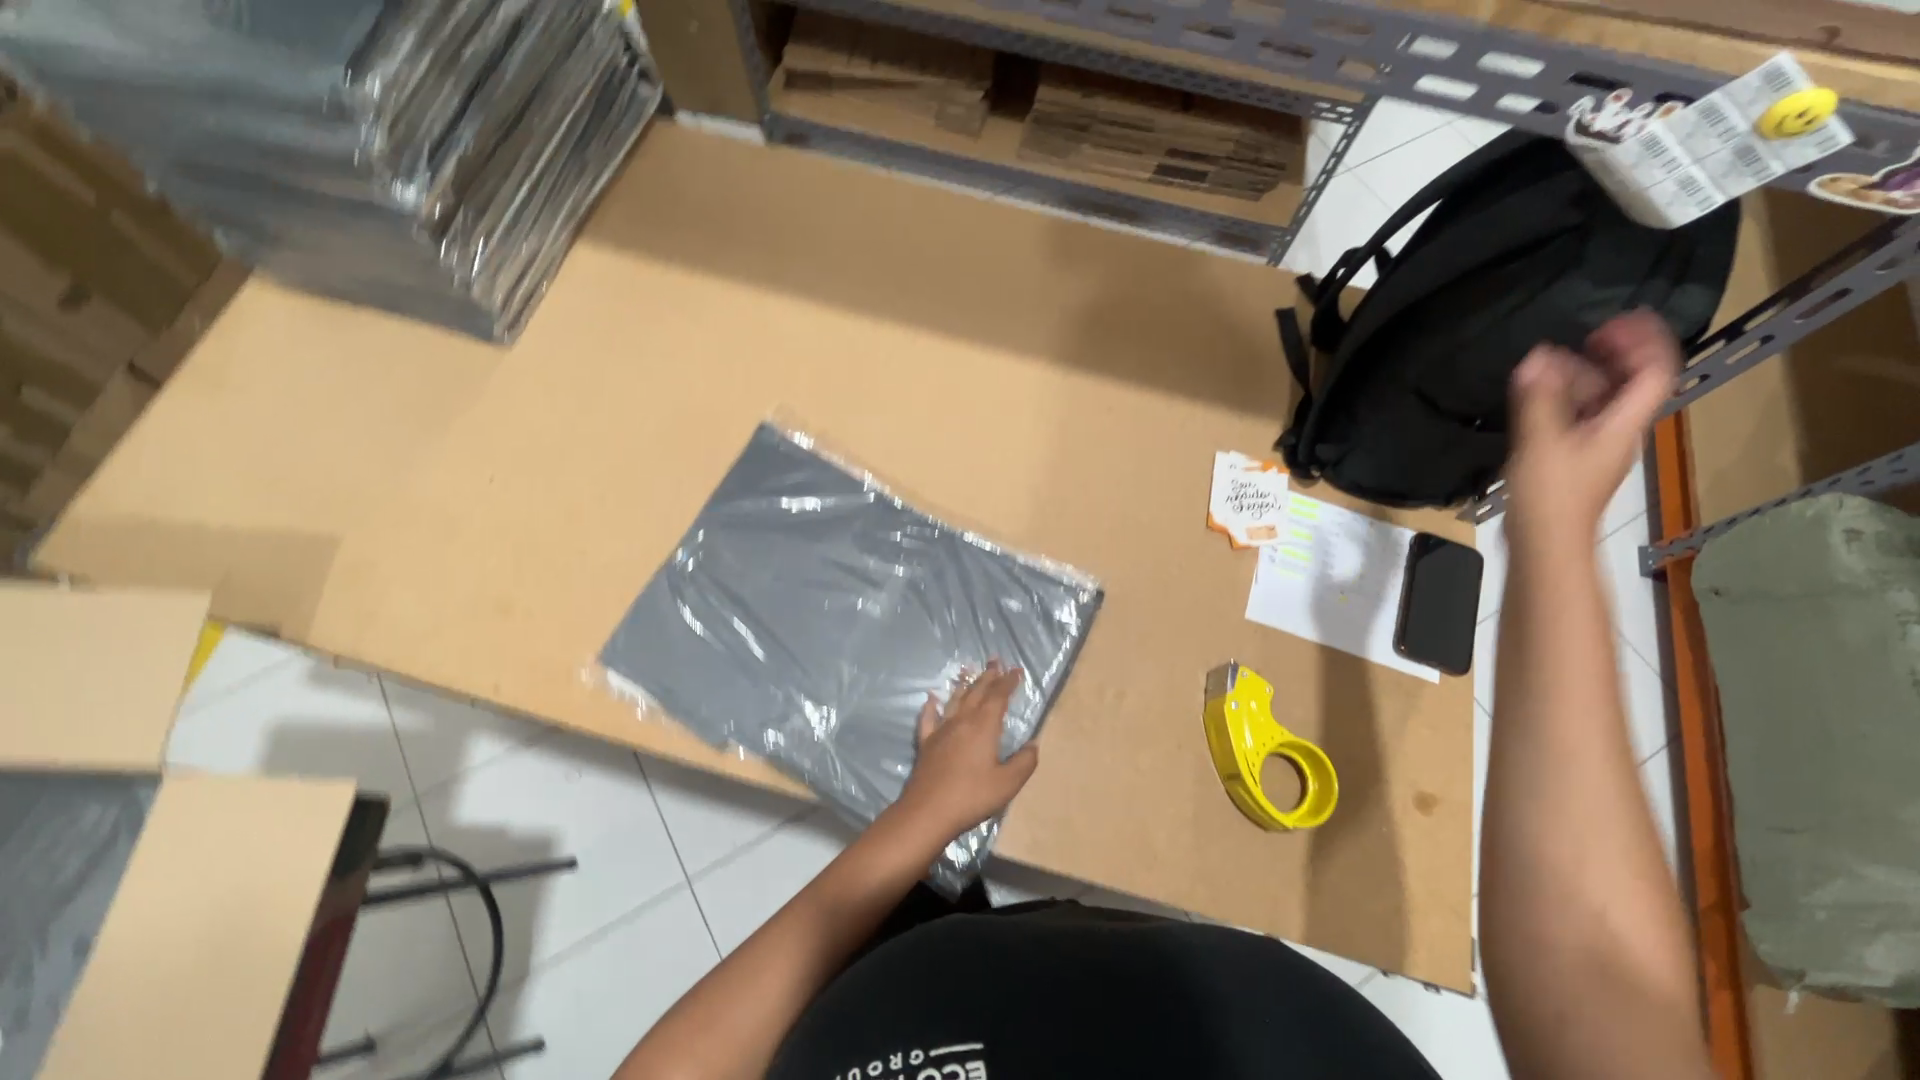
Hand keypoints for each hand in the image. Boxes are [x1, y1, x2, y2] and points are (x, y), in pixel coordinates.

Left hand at [894, 661, 1039, 841]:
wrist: (928, 812)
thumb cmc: (972, 796)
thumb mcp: (1008, 783)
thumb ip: (1024, 762)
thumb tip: (1033, 745)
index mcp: (983, 727)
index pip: (998, 697)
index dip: (1008, 682)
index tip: (1016, 670)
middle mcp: (961, 722)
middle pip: (976, 693)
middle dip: (988, 676)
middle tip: (995, 660)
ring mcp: (941, 732)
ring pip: (955, 701)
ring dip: (965, 686)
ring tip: (970, 672)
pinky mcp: (926, 744)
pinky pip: (928, 719)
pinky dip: (931, 707)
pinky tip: (931, 700)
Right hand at [1506, 310, 1678, 549]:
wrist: (1547, 545)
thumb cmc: (1551, 495)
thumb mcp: (1541, 442)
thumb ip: (1540, 398)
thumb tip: (1537, 356)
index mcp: (1623, 424)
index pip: (1654, 372)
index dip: (1644, 340)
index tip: (1618, 319)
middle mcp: (1618, 431)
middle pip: (1631, 383)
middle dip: (1614, 353)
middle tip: (1586, 333)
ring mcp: (1597, 446)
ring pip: (1604, 400)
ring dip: (1585, 375)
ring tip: (1552, 361)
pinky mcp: (1575, 460)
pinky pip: (1581, 417)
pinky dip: (1567, 398)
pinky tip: (1541, 394)